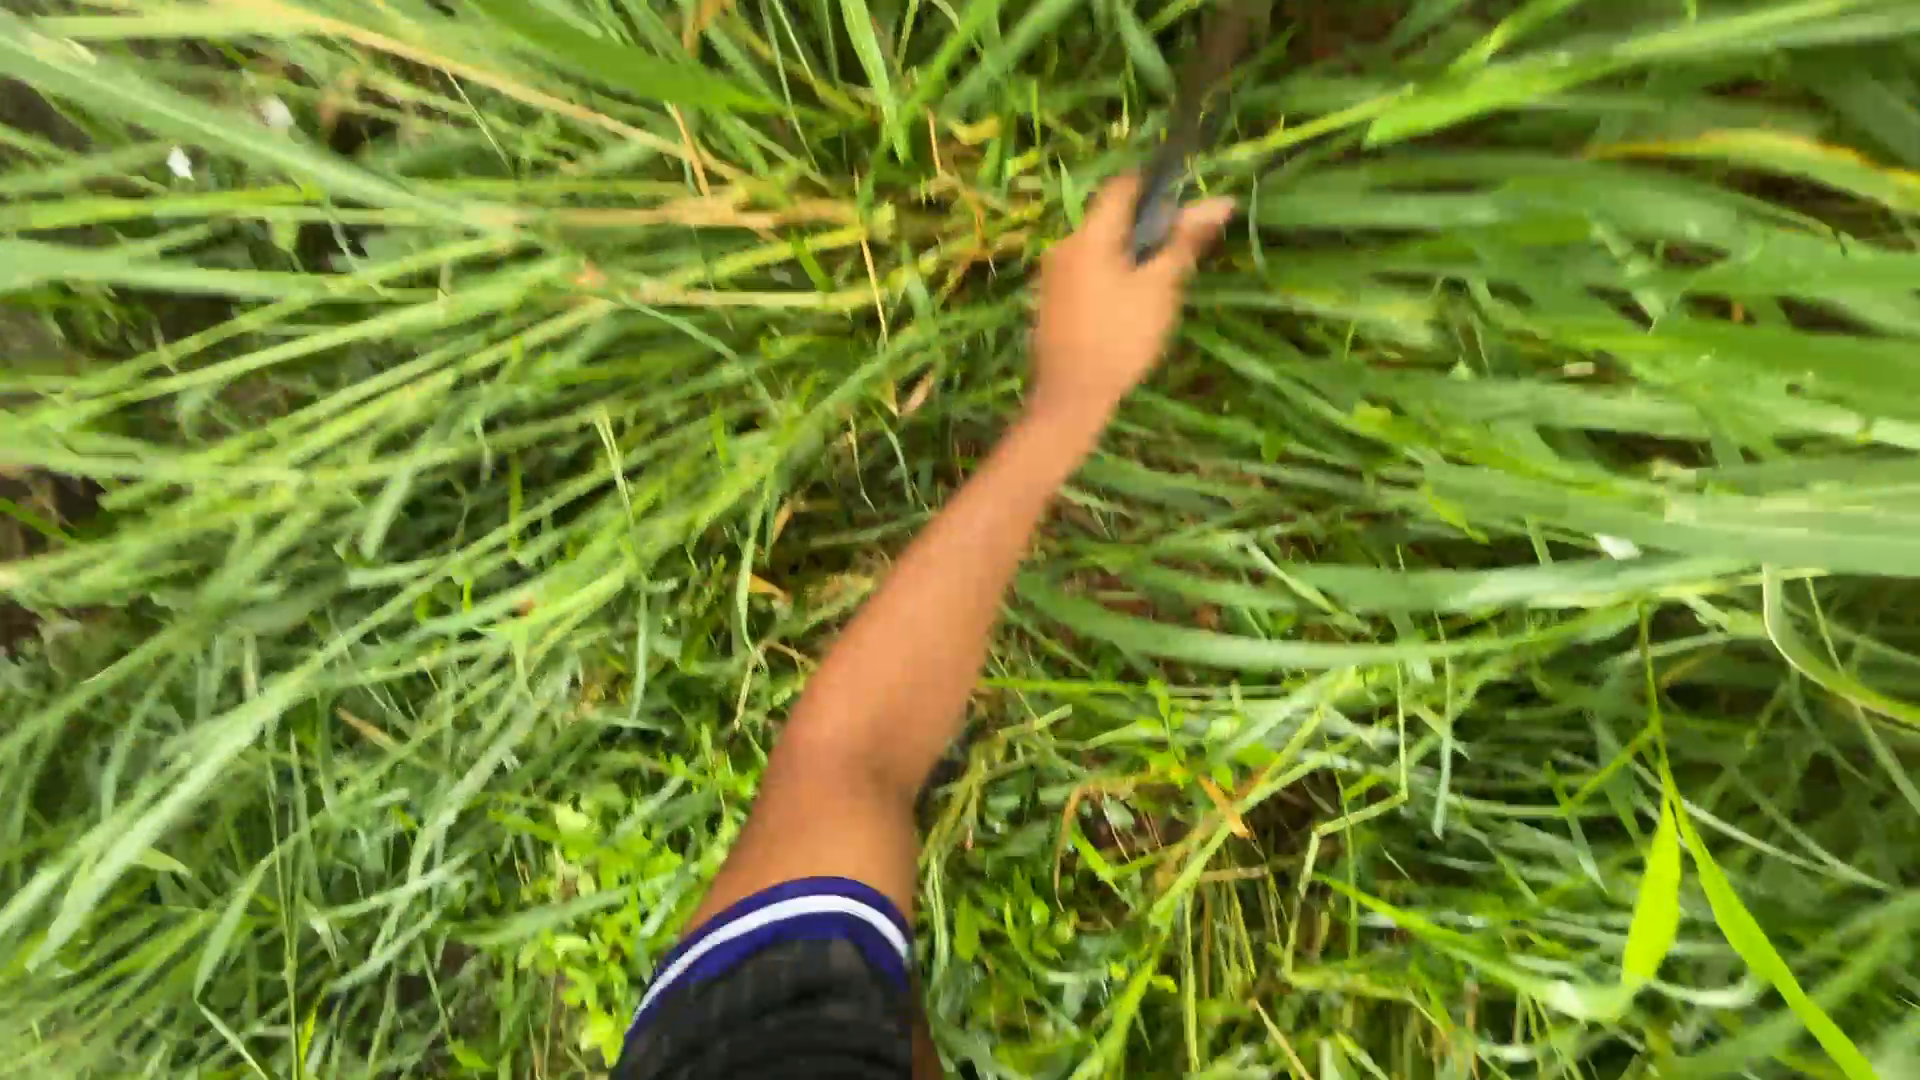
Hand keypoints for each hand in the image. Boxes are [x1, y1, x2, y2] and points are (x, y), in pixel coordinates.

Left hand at [1028, 174, 1234, 426]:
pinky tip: (1125, 314)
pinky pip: (1085, 277)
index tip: (1182, 214)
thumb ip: (1184, 242)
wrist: (1071, 398)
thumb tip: (1219, 201)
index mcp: (1087, 236)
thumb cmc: (1119, 340)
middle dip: (1144, 232)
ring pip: (1098, 252)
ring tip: (1153, 293)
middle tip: (1173, 262)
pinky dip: (1108, 282)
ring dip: (1128, 260)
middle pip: (1109, 221)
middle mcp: (1062, 248)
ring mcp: (1050, 278)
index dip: (1156, 189)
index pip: (1122, 186)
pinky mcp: (1048, 305)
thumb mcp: (1160, 288)